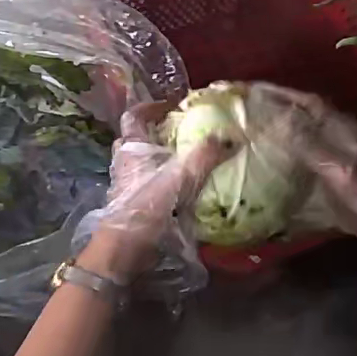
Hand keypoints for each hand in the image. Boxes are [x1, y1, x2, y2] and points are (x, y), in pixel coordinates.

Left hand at [78, 100, 232, 280]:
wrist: (124, 250)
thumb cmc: (146, 208)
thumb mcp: (179, 178)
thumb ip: (205, 156)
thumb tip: (232, 137)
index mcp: (132, 150)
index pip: (133, 117)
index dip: (150, 107)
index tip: (171, 105)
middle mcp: (125, 165)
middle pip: (134, 139)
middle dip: (153, 133)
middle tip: (178, 133)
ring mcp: (125, 187)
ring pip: (139, 164)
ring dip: (157, 160)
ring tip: (183, 160)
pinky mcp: (132, 206)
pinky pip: (146, 186)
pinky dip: (161, 182)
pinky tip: (180, 189)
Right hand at [253, 84, 356, 252]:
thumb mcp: (339, 169)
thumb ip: (309, 144)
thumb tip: (275, 117)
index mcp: (343, 127)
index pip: (307, 101)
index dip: (280, 93)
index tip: (251, 89)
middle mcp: (339, 135)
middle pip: (303, 115)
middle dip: (275, 108)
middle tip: (243, 109)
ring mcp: (336, 155)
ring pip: (302, 134)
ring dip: (278, 129)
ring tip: (248, 130)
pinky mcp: (332, 175)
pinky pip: (303, 157)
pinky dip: (284, 153)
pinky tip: (267, 161)